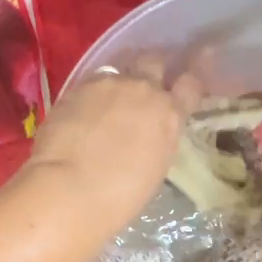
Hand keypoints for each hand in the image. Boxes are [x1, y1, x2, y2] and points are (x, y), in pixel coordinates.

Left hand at [23, 61, 197, 225]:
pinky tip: (80, 116)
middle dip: (148, 73)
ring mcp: (109, 84)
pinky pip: (91, 84)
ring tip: (104, 108)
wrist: (70, 190)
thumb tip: (146, 135)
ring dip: (115, 86)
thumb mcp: (153, 171)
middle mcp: (144, 89)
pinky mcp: (77, 87)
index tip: (179, 93)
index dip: (186, 87)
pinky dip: (89, 97)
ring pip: (118, 72)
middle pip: (153, 63)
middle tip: (137, 94)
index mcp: (170, 115)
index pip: (191, 85)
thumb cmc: (118, 198)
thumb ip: (156, 142)